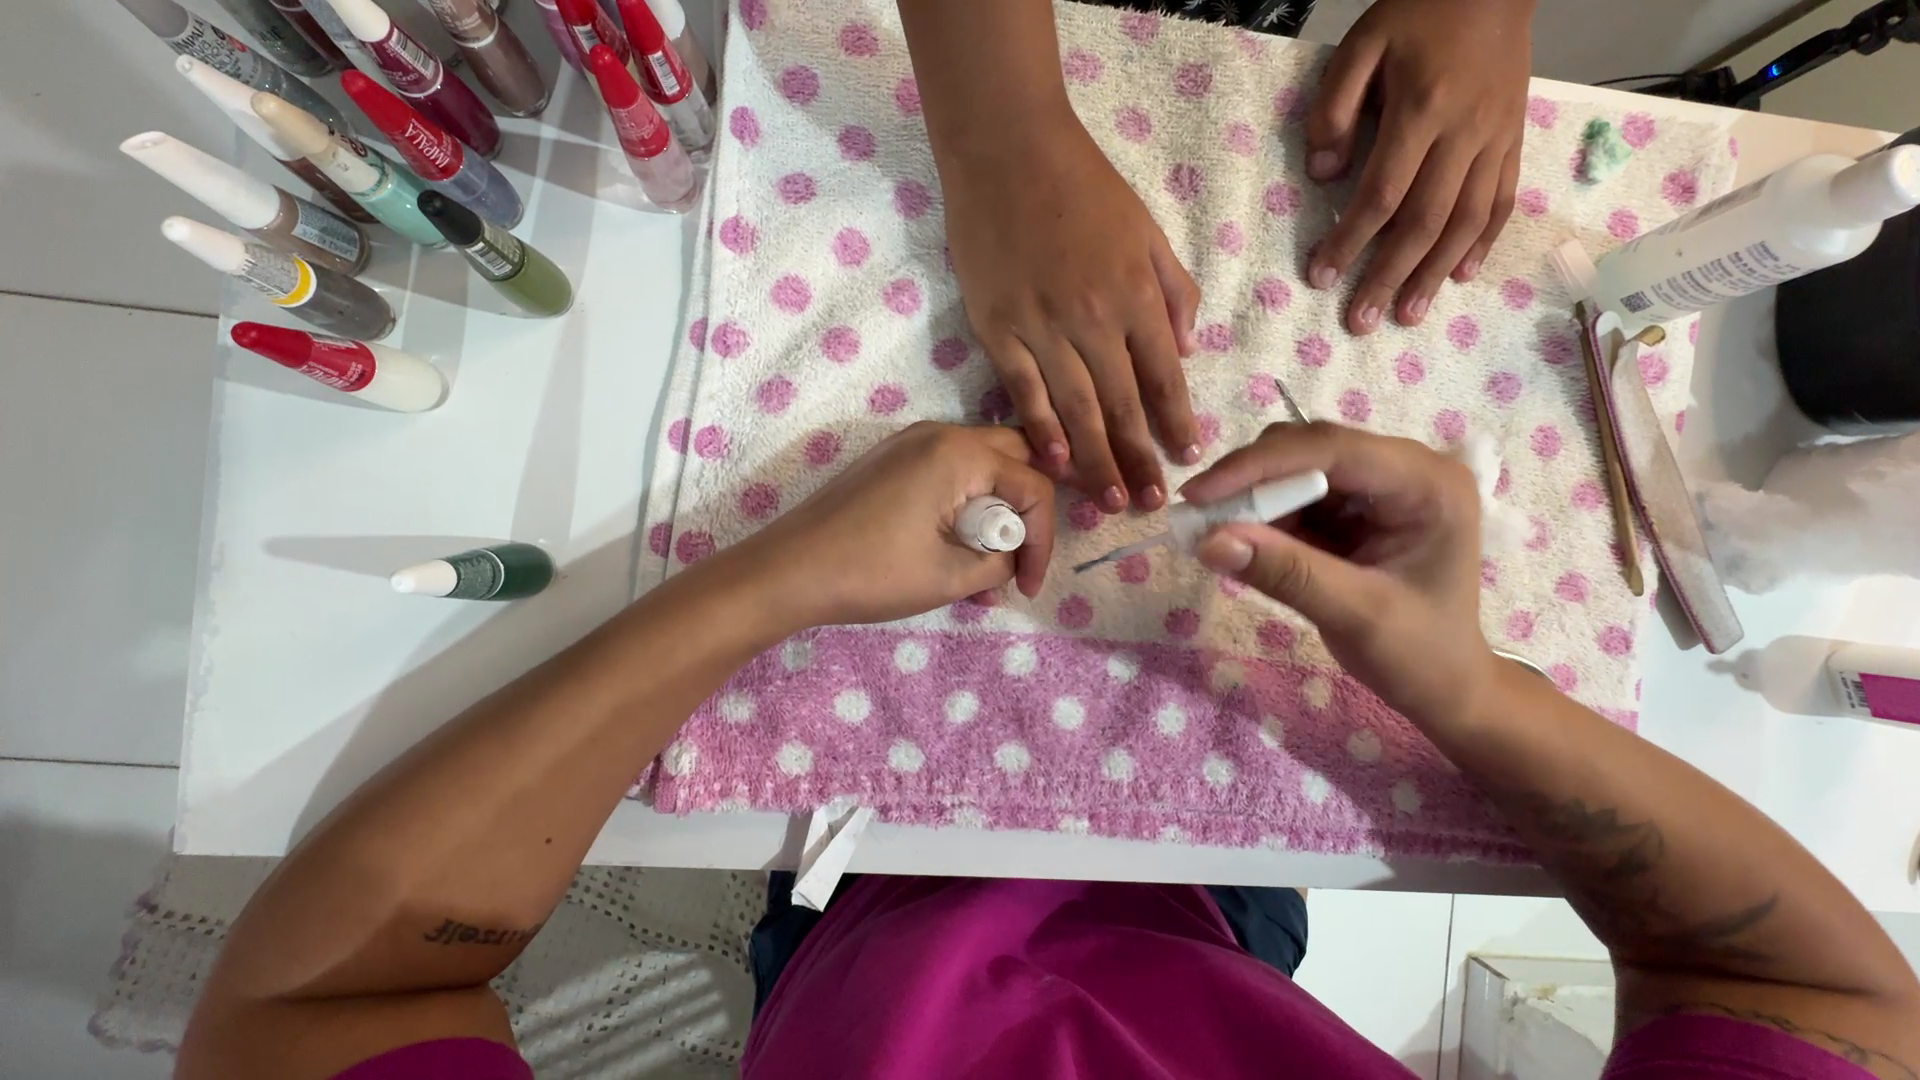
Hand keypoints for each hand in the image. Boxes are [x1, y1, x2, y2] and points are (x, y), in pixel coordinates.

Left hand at [735, 423, 1056, 626]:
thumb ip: (1001, 561)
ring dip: (993, 514)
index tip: (1029, 588)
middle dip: (1024, 512)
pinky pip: (947, 475)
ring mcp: (911, 443)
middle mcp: (939, 434)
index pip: (1033, 486)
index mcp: (960, 453)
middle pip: (1013, 459)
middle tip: (1018, 558)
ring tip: (985, 570)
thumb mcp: (952, 576)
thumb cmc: (874, 572)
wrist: (788, 571)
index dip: (1043, 541)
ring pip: (980, 468)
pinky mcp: (892, 461)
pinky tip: (953, 553)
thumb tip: (1012, 557)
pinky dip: (962, 509)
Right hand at [943, 109, 1201, 513]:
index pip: (1163, 375)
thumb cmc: (1082, 187)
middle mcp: (1094, 322)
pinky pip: (1024, 392)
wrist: (1007, 151)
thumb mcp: (1146, 227)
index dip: (1177, 421)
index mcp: (1134, 296)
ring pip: (1075, 409)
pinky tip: (1055, 462)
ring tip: (1108, 501)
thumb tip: (1186, 348)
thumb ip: (1173, 288)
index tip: (1188, 457)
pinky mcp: (999, 332)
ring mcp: (1042, 330)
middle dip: (1139, 460)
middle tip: (1150, 505)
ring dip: (1095, 460)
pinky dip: (1041, 429)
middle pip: (1121, 406)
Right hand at [1180, 422, 1498, 728]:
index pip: (1334, 450)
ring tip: (1215, 536)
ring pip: (1291, 466)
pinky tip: (1240, 543)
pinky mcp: (1350, 506)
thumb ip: (1286, 573)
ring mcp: (1375, 486)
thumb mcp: (1354, 614)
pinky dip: (1258, 515)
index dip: (1260, 465)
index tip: (1199, 493)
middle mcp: (1403, 470)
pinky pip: (1290, 494)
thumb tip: (1209, 542)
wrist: (1442, 685)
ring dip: (1249, 498)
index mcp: (1428, 484)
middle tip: (1197, 516)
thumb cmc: (1418, 654)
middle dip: (1249, 479)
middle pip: (1308, 448)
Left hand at [1304, 0, 1531, 334]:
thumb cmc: (1418, 13)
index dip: (1349, 242)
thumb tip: (1322, 175)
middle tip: (1362, 322)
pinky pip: (1504, 199)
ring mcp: (1497, 138)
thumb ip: (1334, 110)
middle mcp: (1465, 133)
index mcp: (1422, 110)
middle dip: (1389, 277)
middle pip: (1424, 221)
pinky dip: (1483, 242)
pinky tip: (1461, 277)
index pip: (1380, 195)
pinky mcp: (1515, 138)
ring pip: (1467, 220)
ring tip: (1409, 316)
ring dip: (1435, 274)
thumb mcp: (1361, 46)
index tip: (1321, 278)